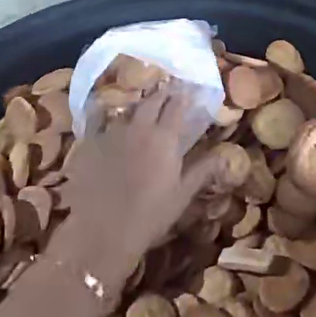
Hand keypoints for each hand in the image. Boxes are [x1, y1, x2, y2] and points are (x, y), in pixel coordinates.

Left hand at [56, 84, 221, 282]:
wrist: (103, 230)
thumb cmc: (150, 215)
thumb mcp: (183, 194)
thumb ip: (203, 170)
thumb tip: (225, 156)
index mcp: (165, 138)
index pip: (178, 106)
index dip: (185, 94)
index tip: (190, 86)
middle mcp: (140, 127)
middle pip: (153, 100)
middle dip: (163, 91)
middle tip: (169, 86)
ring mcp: (112, 132)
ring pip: (128, 107)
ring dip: (139, 101)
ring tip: (143, 98)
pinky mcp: (90, 142)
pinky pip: (96, 117)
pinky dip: (104, 110)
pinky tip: (106, 109)